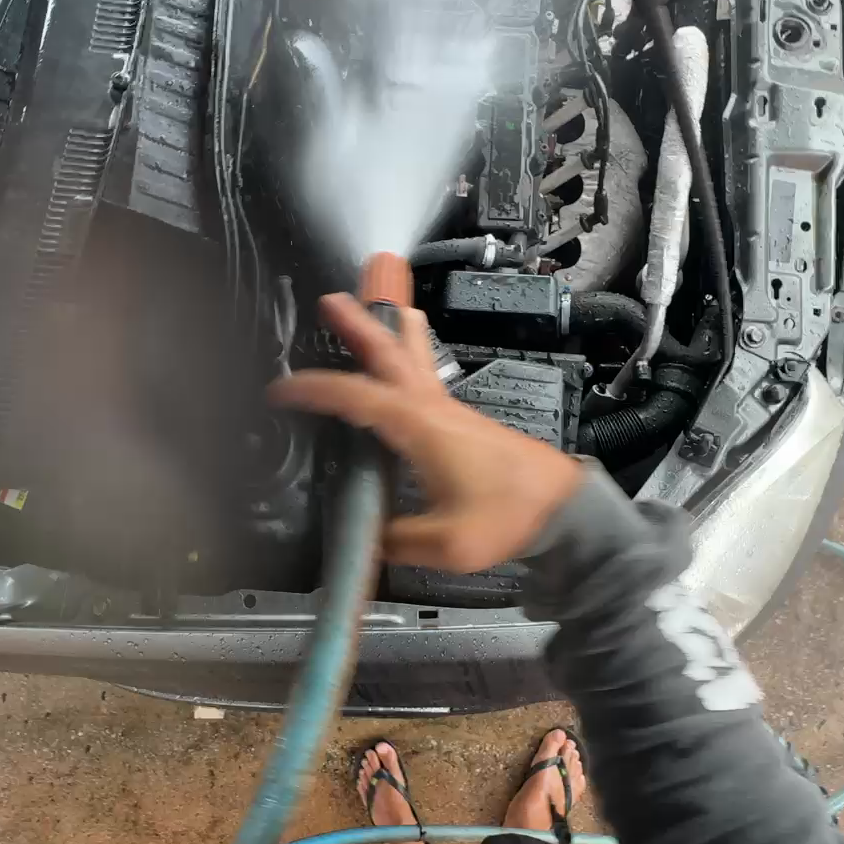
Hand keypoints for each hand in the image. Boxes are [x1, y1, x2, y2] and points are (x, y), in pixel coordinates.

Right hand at [270, 294, 585, 572]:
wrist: (562, 509)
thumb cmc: (509, 516)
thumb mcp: (445, 543)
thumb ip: (397, 540)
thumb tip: (369, 539)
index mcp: (420, 428)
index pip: (357, 397)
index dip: (315, 390)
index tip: (281, 389)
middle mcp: (433, 409)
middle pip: (391, 354)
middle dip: (361, 324)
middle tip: (332, 300)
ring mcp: (449, 412)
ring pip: (413, 358)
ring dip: (391, 330)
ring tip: (377, 306)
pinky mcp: (461, 422)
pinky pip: (426, 378)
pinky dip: (408, 358)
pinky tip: (405, 365)